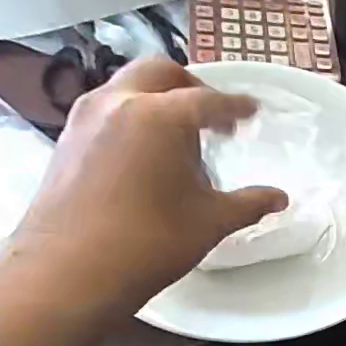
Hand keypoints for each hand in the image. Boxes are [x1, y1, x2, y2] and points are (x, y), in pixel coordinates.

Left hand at [1, 57, 286, 320]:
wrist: (69, 272)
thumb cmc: (150, 241)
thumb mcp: (210, 221)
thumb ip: (249, 203)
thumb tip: (279, 198)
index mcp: (161, 116)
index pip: (208, 100)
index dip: (235, 106)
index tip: (251, 110)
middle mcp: (120, 103)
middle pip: (160, 72)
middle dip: (192, 86)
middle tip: (212, 114)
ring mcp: (86, 119)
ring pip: (127, 87)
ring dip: (157, 98)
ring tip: (178, 134)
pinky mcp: (66, 141)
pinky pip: (107, 111)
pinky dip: (132, 117)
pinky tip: (144, 154)